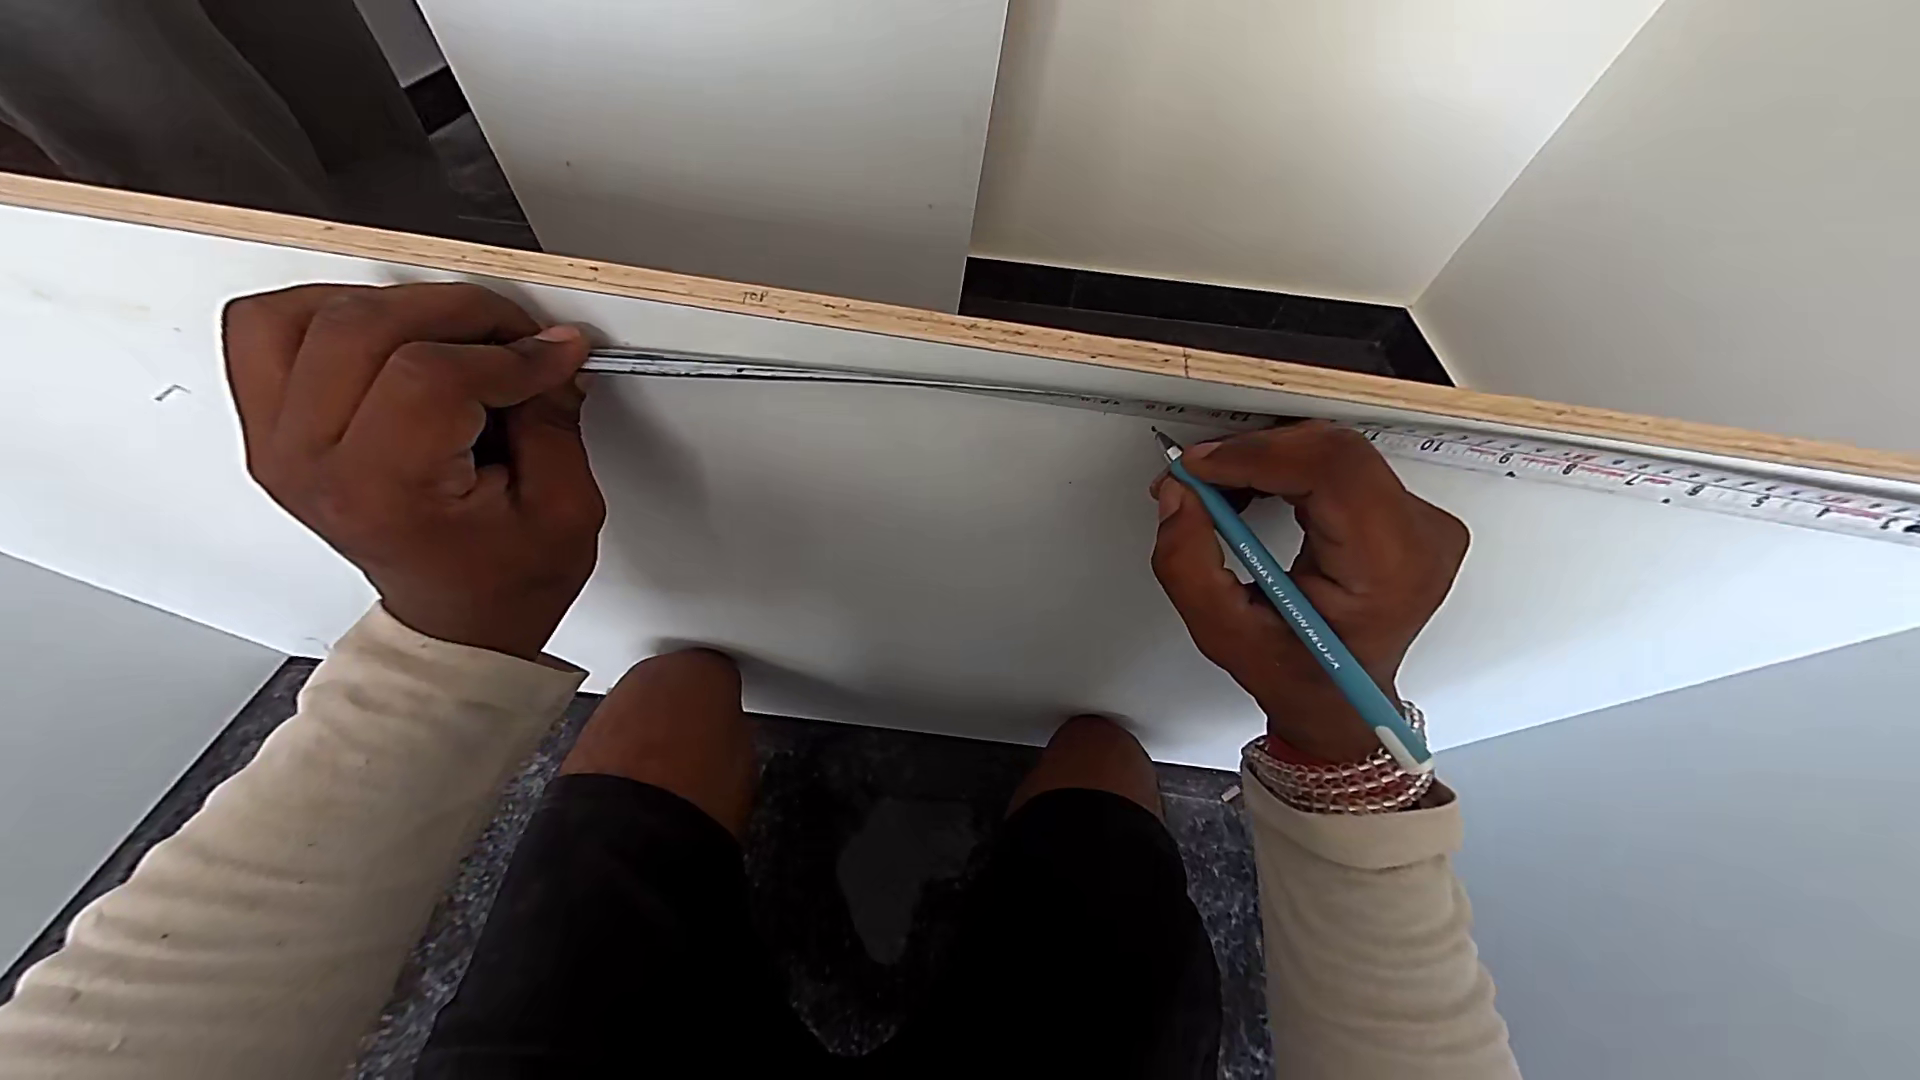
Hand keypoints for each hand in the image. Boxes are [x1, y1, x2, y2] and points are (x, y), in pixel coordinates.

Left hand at [222, 282, 603, 660]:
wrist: (463, 614)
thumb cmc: (511, 579)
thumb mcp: (568, 508)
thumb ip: (556, 423)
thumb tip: (551, 354)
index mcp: (386, 491)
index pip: (431, 376)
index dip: (510, 353)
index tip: (559, 352)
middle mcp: (310, 462)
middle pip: (361, 328)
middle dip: (460, 313)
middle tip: (518, 333)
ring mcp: (278, 442)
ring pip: (301, 315)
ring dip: (393, 306)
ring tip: (459, 332)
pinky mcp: (274, 429)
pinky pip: (269, 332)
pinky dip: (333, 313)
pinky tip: (398, 336)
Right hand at [1150, 421, 1467, 761]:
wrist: (1337, 696)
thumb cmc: (1293, 673)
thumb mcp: (1220, 630)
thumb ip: (1186, 560)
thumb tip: (1179, 493)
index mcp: (1387, 571)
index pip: (1332, 472)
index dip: (1256, 456)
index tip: (1199, 467)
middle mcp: (1419, 536)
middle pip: (1331, 451)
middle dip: (1250, 453)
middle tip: (1195, 477)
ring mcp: (1418, 519)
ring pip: (1330, 448)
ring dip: (1261, 458)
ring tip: (1215, 490)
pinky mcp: (1402, 510)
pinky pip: (1336, 462)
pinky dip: (1281, 465)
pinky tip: (1248, 490)